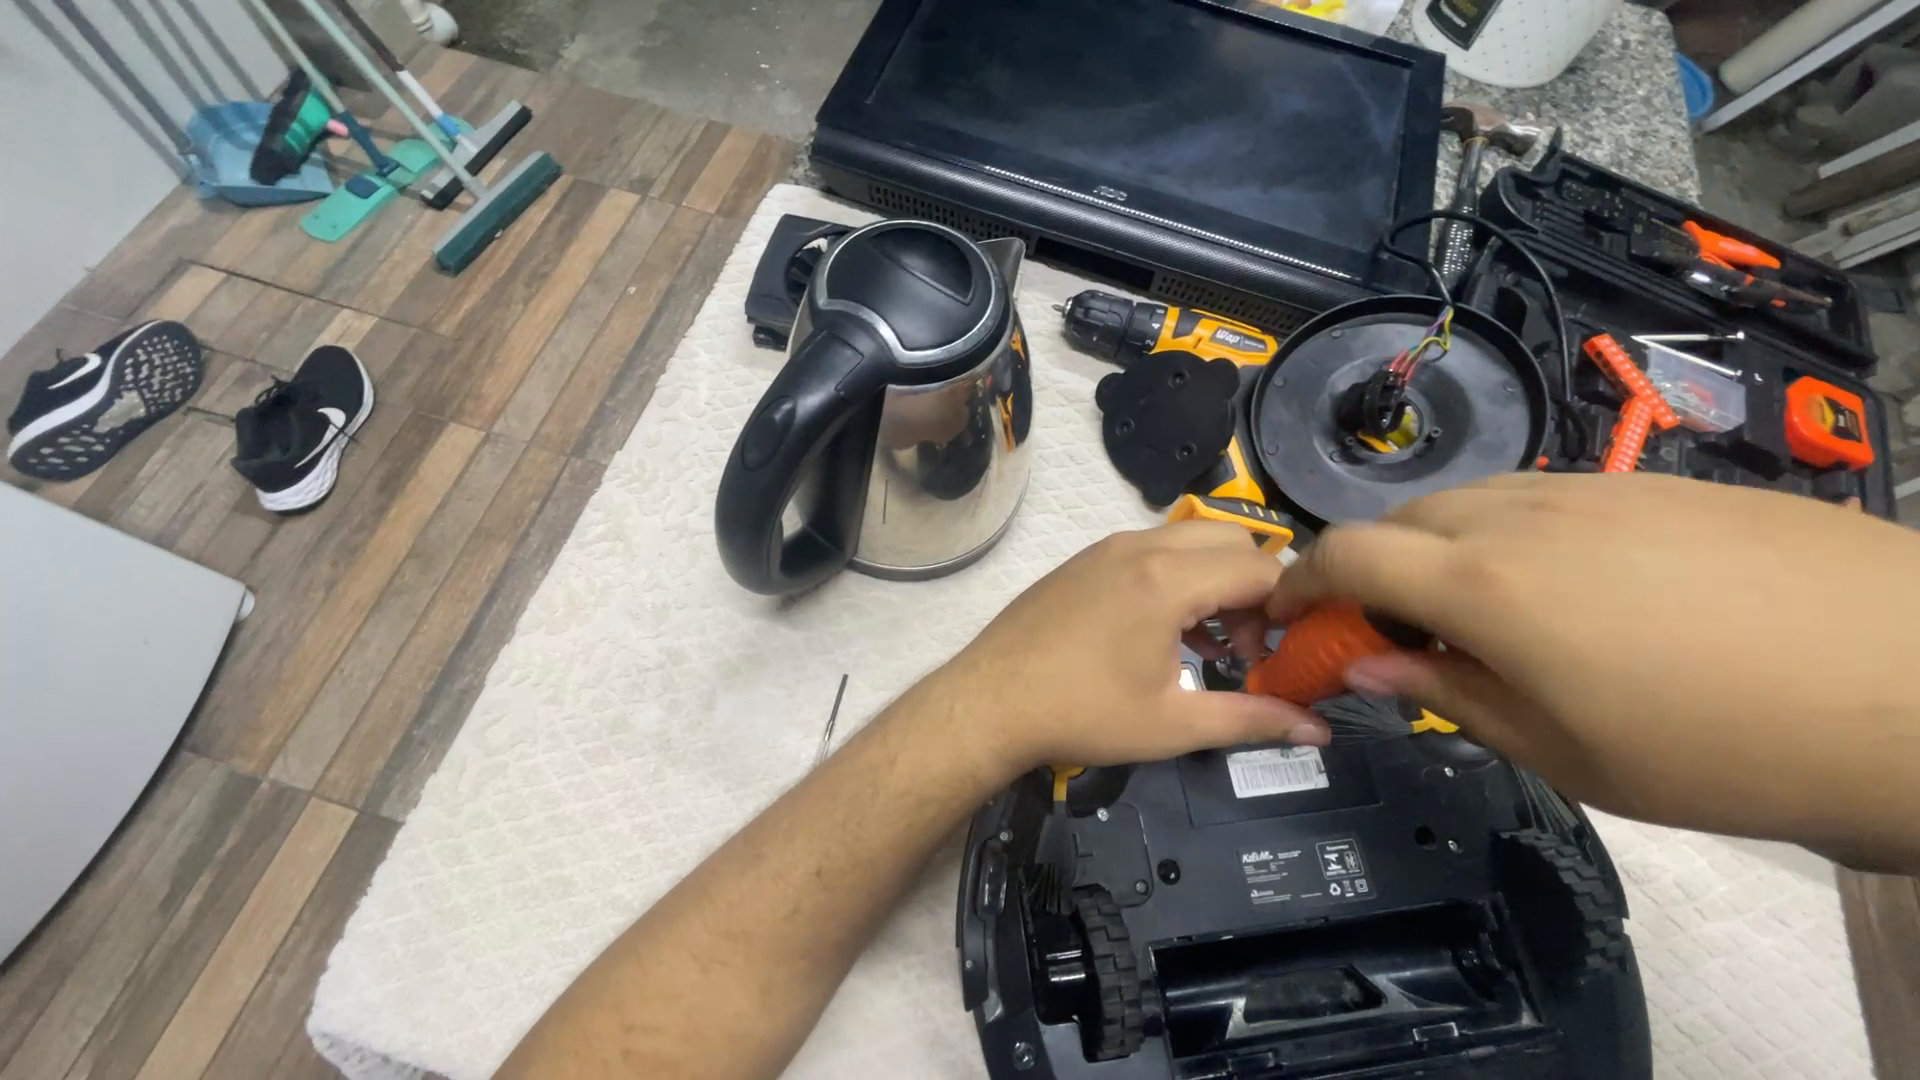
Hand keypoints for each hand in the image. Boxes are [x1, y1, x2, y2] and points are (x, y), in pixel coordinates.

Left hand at [930, 521, 1327, 781]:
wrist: (989, 703)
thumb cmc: (1082, 715)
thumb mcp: (1173, 724)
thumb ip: (1252, 720)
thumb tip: (1319, 733)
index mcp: (1167, 579)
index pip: (1260, 569)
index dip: (1288, 607)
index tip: (1286, 650)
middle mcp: (1139, 546)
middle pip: (1229, 541)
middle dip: (1255, 587)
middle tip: (1248, 646)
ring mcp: (1106, 548)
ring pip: (1188, 542)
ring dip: (1215, 581)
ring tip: (1213, 644)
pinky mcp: (1084, 560)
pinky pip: (1150, 551)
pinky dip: (1177, 578)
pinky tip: (1168, 633)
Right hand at [1268, 471, 1919, 865]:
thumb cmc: (1722, 747)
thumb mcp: (1560, 751)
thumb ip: (1443, 695)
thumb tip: (1362, 667)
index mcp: (1481, 588)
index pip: (1344, 555)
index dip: (1296, 581)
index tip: (1282, 613)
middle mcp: (1516, 517)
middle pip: (1395, 519)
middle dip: (1366, 568)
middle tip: (1390, 630)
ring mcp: (1586, 489)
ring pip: (1462, 499)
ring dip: (1433, 547)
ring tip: (1477, 609)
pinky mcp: (1648, 484)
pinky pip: (1535, 495)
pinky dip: (1503, 532)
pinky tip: (1564, 584)